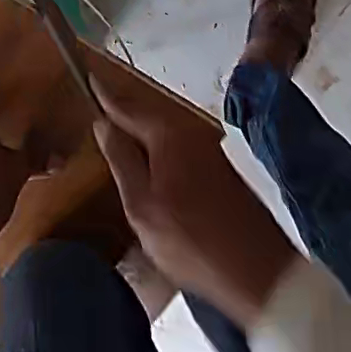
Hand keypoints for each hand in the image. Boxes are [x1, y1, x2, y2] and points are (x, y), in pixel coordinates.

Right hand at [91, 68, 295, 326]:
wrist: (260, 274)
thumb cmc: (191, 241)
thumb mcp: (141, 205)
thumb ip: (121, 160)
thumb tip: (102, 125)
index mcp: (168, 134)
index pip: (128, 107)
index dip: (106, 95)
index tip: (90, 76)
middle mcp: (191, 132)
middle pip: (150, 115)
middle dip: (126, 110)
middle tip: (103, 102)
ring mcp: (211, 149)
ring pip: (167, 131)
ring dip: (145, 130)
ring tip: (123, 130)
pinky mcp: (223, 170)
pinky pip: (182, 146)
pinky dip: (163, 146)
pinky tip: (155, 160)